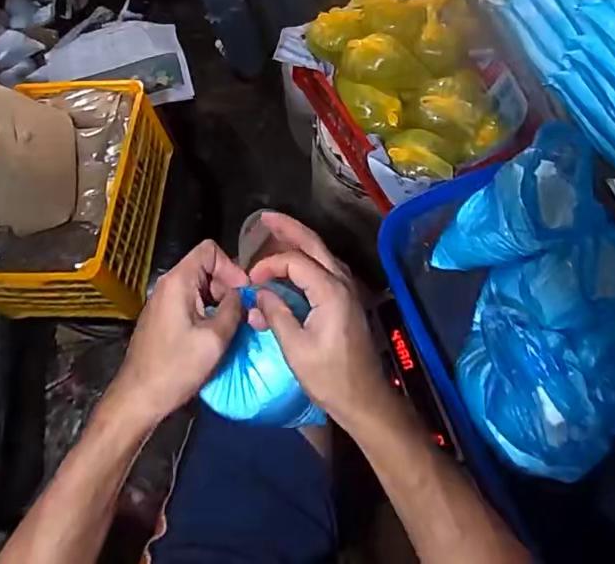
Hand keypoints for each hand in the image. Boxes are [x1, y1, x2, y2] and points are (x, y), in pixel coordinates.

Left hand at [104, 240, 249, 426]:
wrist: (136, 400)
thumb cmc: (175, 368)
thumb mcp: (214, 339)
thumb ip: (234, 309)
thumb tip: (243, 295)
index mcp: (178, 281)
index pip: (210, 250)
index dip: (231, 267)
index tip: (243, 292)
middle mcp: (168, 284)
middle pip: (206, 267)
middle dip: (228, 286)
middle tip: (243, 313)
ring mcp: (164, 301)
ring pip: (200, 286)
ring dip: (219, 301)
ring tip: (233, 325)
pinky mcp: (163, 318)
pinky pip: (191, 301)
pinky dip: (207, 311)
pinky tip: (215, 334)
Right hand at [248, 230, 393, 424]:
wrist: (364, 397)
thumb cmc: (330, 376)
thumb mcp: (296, 348)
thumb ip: (277, 315)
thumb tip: (260, 293)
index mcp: (330, 290)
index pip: (296, 261)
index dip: (269, 265)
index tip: (250, 280)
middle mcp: (342, 281)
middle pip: (314, 244)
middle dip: (289, 228)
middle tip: (265, 217)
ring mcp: (347, 288)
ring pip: (321, 253)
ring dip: (299, 240)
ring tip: (276, 231)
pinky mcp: (346, 298)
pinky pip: (325, 267)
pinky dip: (307, 258)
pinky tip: (294, 261)